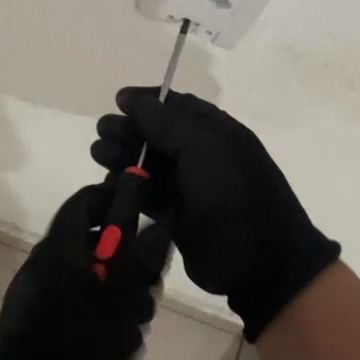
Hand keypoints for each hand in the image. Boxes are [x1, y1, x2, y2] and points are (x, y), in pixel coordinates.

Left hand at [0, 181, 171, 359]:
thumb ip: (140, 260)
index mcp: (55, 254)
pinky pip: (70, 301)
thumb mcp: (120, 308)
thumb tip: (161, 222)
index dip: (114, 197)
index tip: (146, 207)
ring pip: (83, 274)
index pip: (83, 202)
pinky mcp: (31, 327)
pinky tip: (117, 340)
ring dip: (115, 286)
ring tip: (138, 319)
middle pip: (87, 240)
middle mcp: (39, 268)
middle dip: (124, 253)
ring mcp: (31, 299)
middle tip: (151, 282)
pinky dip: (97, 308)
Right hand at [90, 87, 339, 340]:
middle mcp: (202, 155)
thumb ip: (166, 122)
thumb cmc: (232, 193)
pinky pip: (148, 197)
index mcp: (215, 132)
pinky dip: (129, 190)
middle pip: (158, 135)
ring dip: (124, 158)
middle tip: (102, 133)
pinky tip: (108, 185)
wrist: (259, 259)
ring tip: (99, 155)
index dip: (147, 101)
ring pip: (150, 166)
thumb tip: (131, 100)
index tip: (118, 102)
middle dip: (130, 130)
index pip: (176, 106)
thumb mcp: (202, 146)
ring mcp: (190, 188)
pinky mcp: (178, 219)